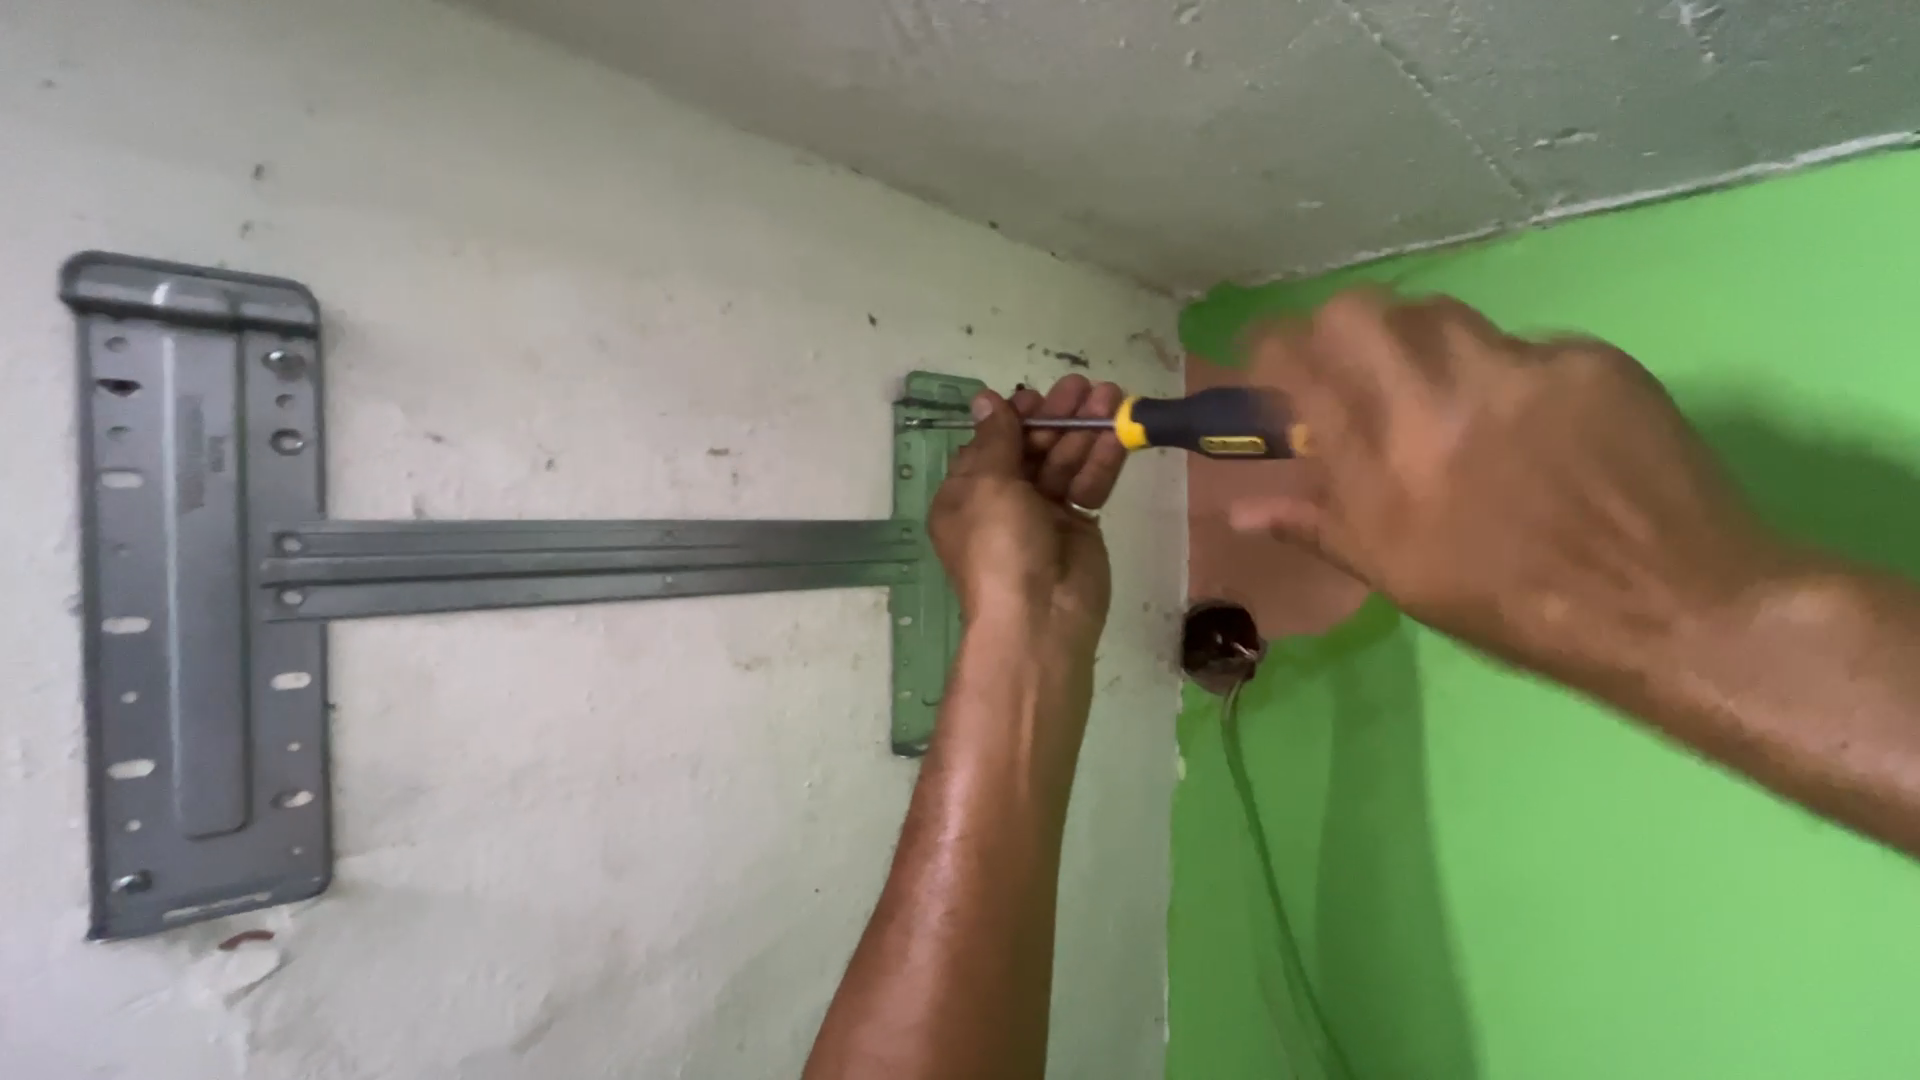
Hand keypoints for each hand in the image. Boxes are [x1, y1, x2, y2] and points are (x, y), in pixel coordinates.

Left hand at [928, 377, 1126, 645]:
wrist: (1039, 617)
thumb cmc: (999, 546)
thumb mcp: (986, 484)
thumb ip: (995, 439)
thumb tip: (984, 399)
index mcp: (966, 494)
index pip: (992, 444)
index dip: (1016, 418)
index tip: (1039, 397)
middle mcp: (1002, 501)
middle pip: (1031, 448)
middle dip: (1058, 417)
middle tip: (1085, 386)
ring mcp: (1041, 514)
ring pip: (1063, 462)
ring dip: (1086, 430)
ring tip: (1112, 396)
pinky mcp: (1077, 526)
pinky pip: (1087, 484)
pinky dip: (1102, 460)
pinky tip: (1119, 432)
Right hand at [1229, 288, 1785, 678]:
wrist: (1668, 602)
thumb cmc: (1504, 600)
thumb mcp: (1392, 573)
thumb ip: (1313, 525)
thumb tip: (1239, 512)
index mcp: (1381, 460)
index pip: (1299, 367)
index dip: (1269, 349)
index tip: (1265, 356)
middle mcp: (1438, 397)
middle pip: (1361, 312)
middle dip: (1335, 326)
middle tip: (1344, 361)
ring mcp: (1517, 369)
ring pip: (1438, 313)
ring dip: (1411, 341)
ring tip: (1429, 388)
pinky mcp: (1587, 360)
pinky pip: (1516, 345)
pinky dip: (1496, 373)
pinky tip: (1521, 421)